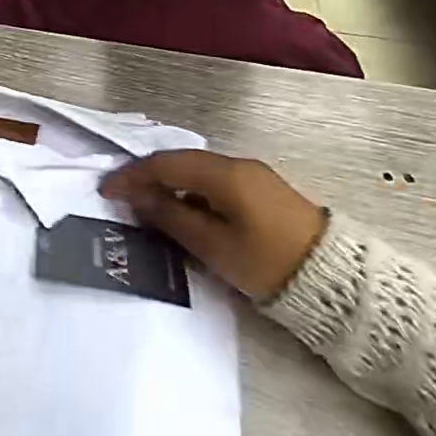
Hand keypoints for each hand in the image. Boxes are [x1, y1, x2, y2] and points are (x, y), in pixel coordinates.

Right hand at [100, 151, 325, 299]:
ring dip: (171, 184)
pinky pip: (216, 183)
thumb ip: (173, 217)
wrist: (329, 272)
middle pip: (184, 162)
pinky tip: (183, 213)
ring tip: (146, 209)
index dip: (134, 175)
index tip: (106, 191)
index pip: (168, 164)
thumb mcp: (214, 246)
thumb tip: (138, 196)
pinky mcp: (261, 189)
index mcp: (225, 174)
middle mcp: (238, 165)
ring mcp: (253, 175)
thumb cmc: (266, 261)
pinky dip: (193, 193)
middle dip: (150, 176)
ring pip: (200, 172)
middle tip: (121, 198)